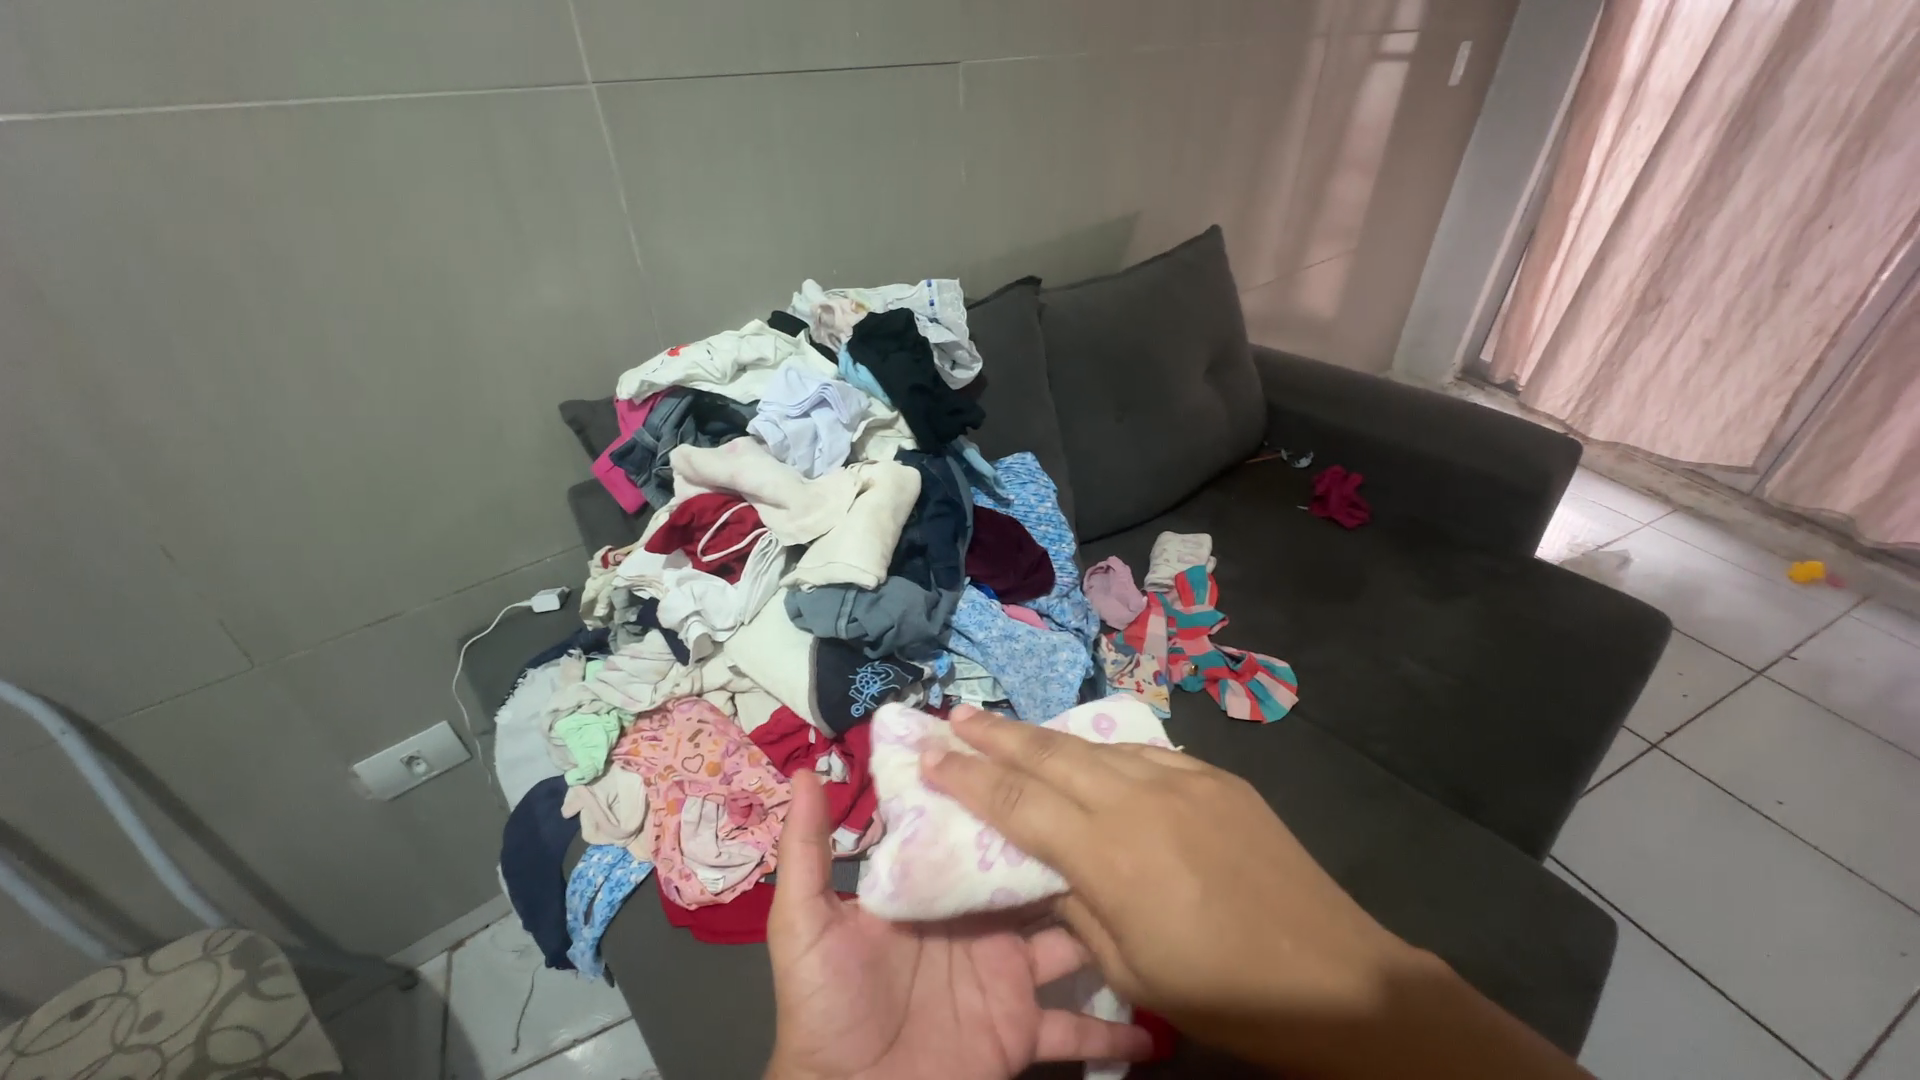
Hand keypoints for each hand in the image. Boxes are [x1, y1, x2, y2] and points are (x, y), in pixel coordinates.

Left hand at [763, 770, 1151, 1079]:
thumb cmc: (825, 1003)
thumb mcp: (806, 921)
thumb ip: (807, 848)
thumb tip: (805, 770)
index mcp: (936, 892)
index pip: (978, 835)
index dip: (1006, 802)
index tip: (1044, 761)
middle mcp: (978, 924)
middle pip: (1032, 879)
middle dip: (1068, 851)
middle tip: (1118, 819)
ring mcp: (1007, 976)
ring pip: (1068, 940)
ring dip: (1102, 920)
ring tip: (1150, 889)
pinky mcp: (1023, 1029)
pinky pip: (1077, 1029)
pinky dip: (1115, 1031)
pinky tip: (1158, 1027)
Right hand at [918, 706, 1425, 1071]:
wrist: (1337, 977)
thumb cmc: (1223, 991)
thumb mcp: (1129, 967)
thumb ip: (1075, 903)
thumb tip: (1043, 862)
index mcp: (1111, 854)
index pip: (1019, 803)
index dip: (969, 777)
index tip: (931, 755)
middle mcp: (1140, 799)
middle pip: (1050, 755)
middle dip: (996, 734)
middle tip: (955, 716)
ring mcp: (1183, 779)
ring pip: (1094, 746)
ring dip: (1044, 736)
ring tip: (1006, 726)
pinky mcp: (1217, 777)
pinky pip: (1143, 753)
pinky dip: (1102, 750)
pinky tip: (1088, 752)